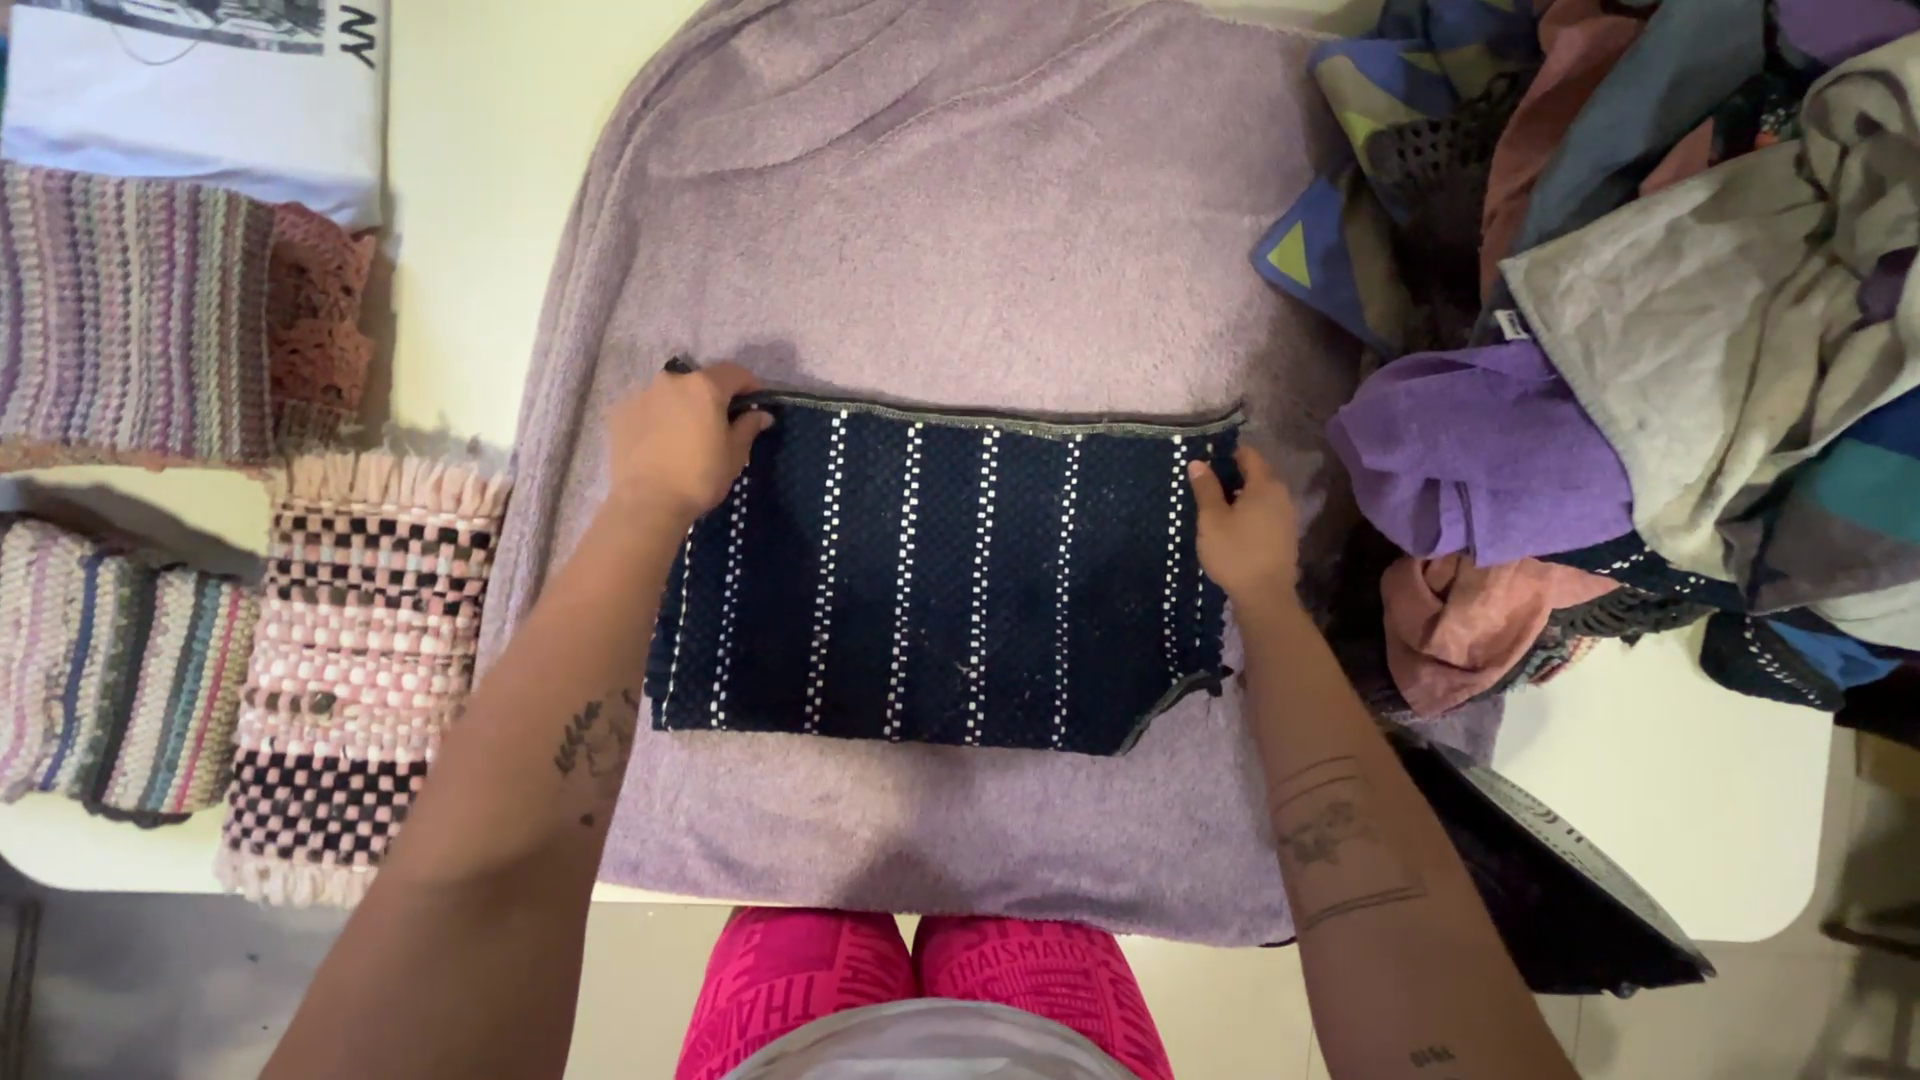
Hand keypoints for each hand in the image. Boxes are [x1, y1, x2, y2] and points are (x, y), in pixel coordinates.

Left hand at [604, 361, 772, 528]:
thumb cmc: (701, 476)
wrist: (648, 502)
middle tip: (719, 424)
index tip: (755, 404)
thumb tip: (761, 414)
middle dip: (713, 398)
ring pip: (671, 394)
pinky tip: (661, 443)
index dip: (750, 385)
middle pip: (700, 382)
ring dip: (683, 407)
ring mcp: (642, 394)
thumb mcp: (735, 454)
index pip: (734, 372)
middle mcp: (671, 380)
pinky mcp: (620, 412)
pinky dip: (658, 418)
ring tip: (686, 436)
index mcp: (704, 387)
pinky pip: (648, 408)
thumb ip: (748, 427)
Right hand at [1188, 447, 1300, 610]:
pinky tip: (1234, 527)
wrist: (1265, 594)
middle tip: (1206, 488)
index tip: (1206, 463)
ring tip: (1216, 509)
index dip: (1227, 454)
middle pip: (1257, 474)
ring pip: (1262, 495)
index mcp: (1265, 485)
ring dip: (1241, 496)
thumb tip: (1198, 462)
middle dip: (1233, 476)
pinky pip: (1266, 512)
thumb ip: (1206, 489)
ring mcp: (1287, 516)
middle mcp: (1282, 495)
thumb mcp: (1211, 519)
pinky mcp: (1286, 534)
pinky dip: (1250, 511)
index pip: (1249, 455)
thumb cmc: (1234, 552)